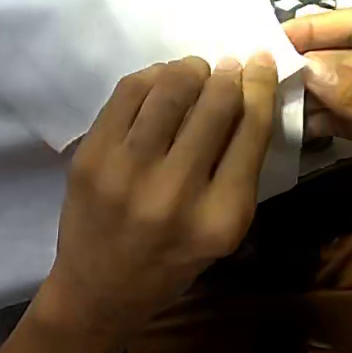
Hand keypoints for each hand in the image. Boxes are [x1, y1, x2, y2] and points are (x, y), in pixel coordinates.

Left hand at [33, 54, 278, 350]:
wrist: (99, 290)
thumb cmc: (172, 263)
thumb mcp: (223, 231)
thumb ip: (240, 170)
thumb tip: (248, 93)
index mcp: (221, 218)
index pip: (252, 130)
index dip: (260, 86)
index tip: (260, 63)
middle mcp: (176, 192)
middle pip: (216, 103)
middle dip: (228, 75)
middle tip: (227, 68)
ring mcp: (127, 172)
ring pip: (171, 88)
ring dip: (190, 70)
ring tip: (194, 72)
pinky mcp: (91, 157)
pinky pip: (128, 92)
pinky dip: (152, 76)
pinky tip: (160, 82)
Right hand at [286, 7, 351, 257]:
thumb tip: (306, 68)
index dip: (318, 28)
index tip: (274, 37)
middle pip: (349, 53)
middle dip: (310, 63)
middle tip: (262, 73)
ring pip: (342, 85)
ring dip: (311, 93)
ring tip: (270, 99)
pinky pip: (344, 115)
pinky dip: (321, 119)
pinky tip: (293, 124)